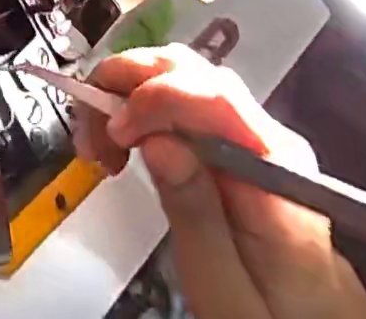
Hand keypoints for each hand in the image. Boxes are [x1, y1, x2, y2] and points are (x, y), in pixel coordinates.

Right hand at [75, 45, 365, 318]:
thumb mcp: (228, 294)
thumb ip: (197, 218)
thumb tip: (158, 142)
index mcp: (275, 170)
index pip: (215, 96)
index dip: (154, 96)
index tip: (114, 132)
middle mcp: (265, 133)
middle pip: (190, 70)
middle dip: (126, 83)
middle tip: (90, 134)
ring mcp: (249, 127)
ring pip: (178, 72)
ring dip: (126, 89)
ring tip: (101, 140)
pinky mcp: (231, 132)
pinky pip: (178, 93)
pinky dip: (137, 101)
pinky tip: (122, 137)